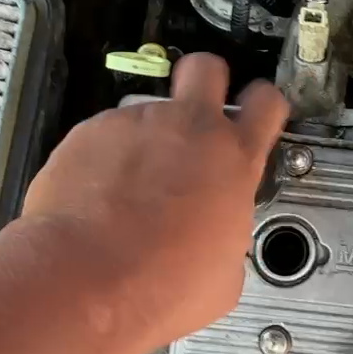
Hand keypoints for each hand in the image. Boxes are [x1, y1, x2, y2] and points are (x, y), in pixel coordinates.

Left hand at [10, 54, 287, 350]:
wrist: (86, 283)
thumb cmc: (160, 285)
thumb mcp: (226, 272)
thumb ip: (228, 231)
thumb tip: (217, 238)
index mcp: (234, 160)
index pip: (266, 102)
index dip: (264, 101)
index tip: (259, 107)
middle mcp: (188, 129)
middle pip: (207, 68)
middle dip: (207, 81)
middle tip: (200, 108)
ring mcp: (136, 126)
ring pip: (149, 111)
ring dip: (147, 139)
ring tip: (133, 187)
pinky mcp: (89, 134)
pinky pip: (104, 135)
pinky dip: (105, 159)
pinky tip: (99, 198)